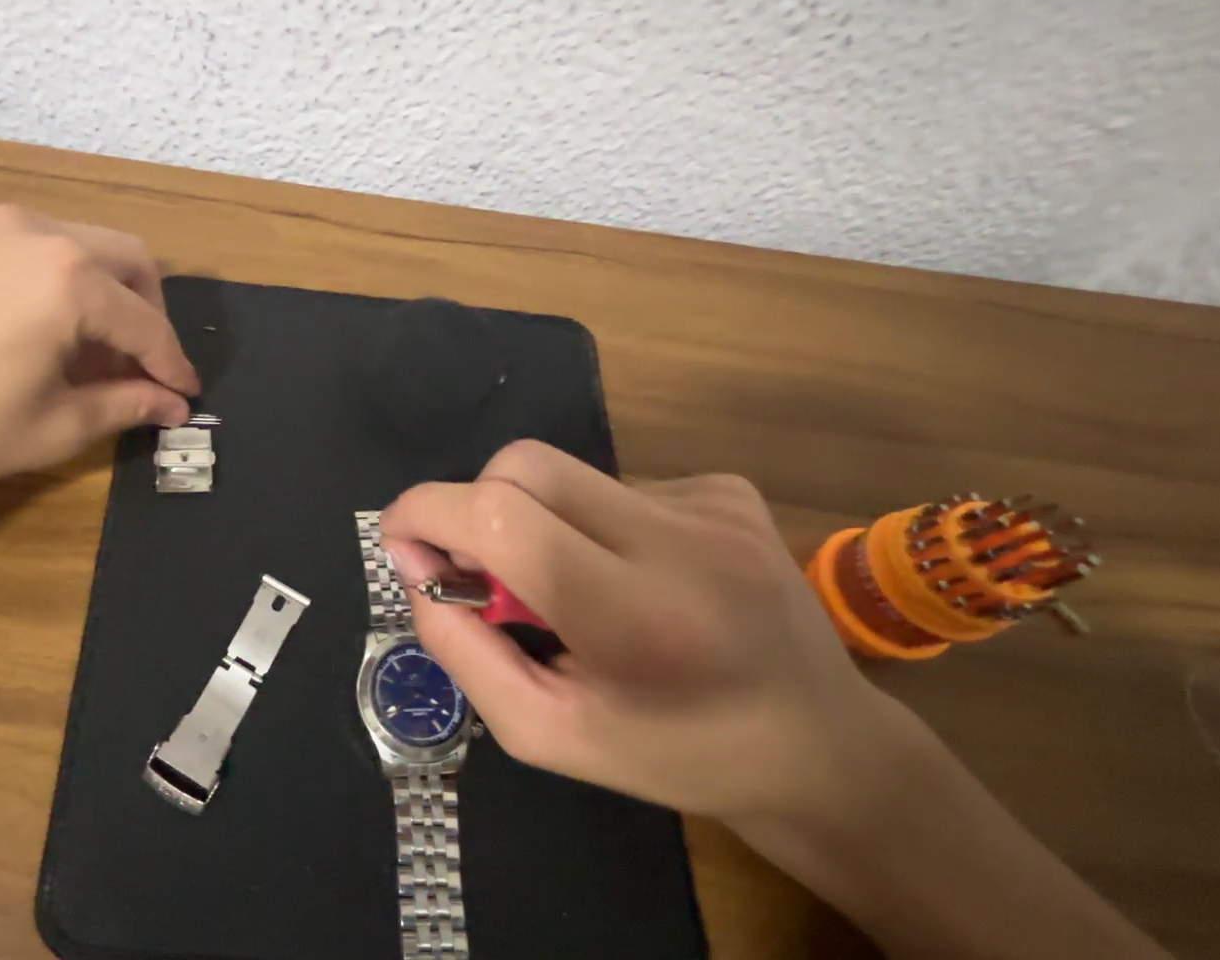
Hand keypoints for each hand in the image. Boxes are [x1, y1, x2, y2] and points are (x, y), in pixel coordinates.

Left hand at [0, 203, 199, 517]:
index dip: (173, 364)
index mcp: (69, 278)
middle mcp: (38, 233)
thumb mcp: (52, 427)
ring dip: (108, 297)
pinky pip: (39, 251)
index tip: (188, 396)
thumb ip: (124, 405)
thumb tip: (173, 406)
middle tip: (148, 372)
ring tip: (97, 362)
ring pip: (84, 248)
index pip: (145, 322)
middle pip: (128, 259)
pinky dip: (65, 287)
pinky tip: (51, 338)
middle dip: (149, 315)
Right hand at [379, 440, 905, 823]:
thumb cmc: (674, 755)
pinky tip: (631, 576)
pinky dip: (589, 522)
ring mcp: (711, 504)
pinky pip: (612, 484)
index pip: (502, 517)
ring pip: (564, 473)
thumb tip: (417, 569)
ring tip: (575, 588)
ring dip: (536, 520)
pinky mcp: (726, 489)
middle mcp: (680, 540)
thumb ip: (463, 651)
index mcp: (635, 617)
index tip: (400, 541)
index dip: (427, 512)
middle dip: (474, 505)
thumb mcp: (547, 735)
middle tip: (480, 573)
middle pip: (524, 465)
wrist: (819, 744)